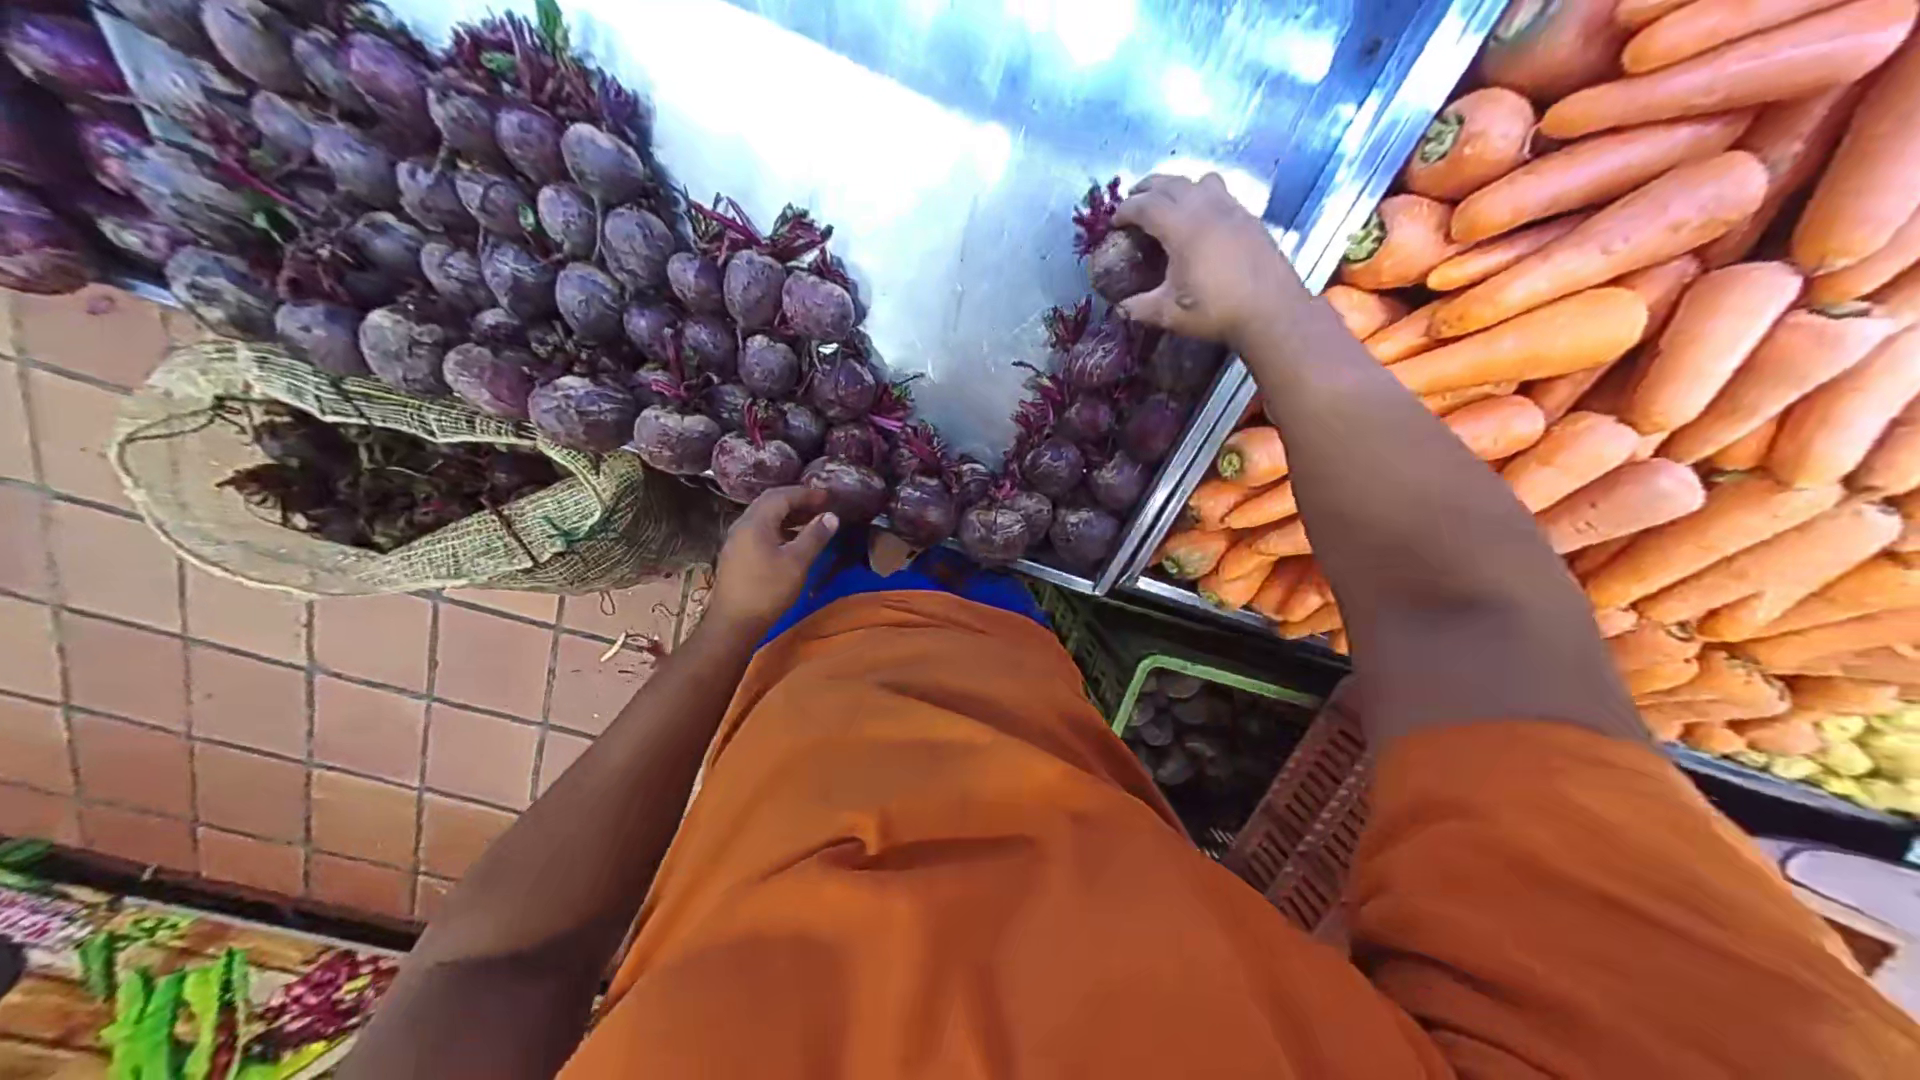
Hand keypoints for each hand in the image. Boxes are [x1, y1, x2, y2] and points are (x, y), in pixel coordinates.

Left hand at [704, 486, 838, 636]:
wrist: (733, 623)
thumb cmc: (768, 590)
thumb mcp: (797, 562)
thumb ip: (815, 536)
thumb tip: (831, 516)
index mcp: (755, 522)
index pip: (781, 495)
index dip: (805, 493)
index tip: (827, 496)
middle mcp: (742, 525)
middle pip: (769, 502)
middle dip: (795, 500)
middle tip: (819, 505)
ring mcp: (736, 540)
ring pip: (763, 517)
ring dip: (787, 515)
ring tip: (810, 521)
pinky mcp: (736, 555)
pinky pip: (759, 531)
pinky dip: (778, 528)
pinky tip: (791, 541)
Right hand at [1114, 173, 1306, 349]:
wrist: (1271, 310)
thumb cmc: (1217, 311)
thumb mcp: (1170, 314)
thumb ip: (1140, 307)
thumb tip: (1121, 308)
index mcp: (1182, 228)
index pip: (1146, 206)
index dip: (1126, 210)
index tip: (1114, 221)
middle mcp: (1206, 208)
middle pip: (1170, 183)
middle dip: (1146, 189)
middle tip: (1132, 201)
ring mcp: (1230, 208)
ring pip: (1198, 180)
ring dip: (1176, 185)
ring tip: (1166, 200)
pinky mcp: (1248, 216)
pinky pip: (1219, 191)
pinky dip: (1200, 193)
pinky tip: (1199, 215)